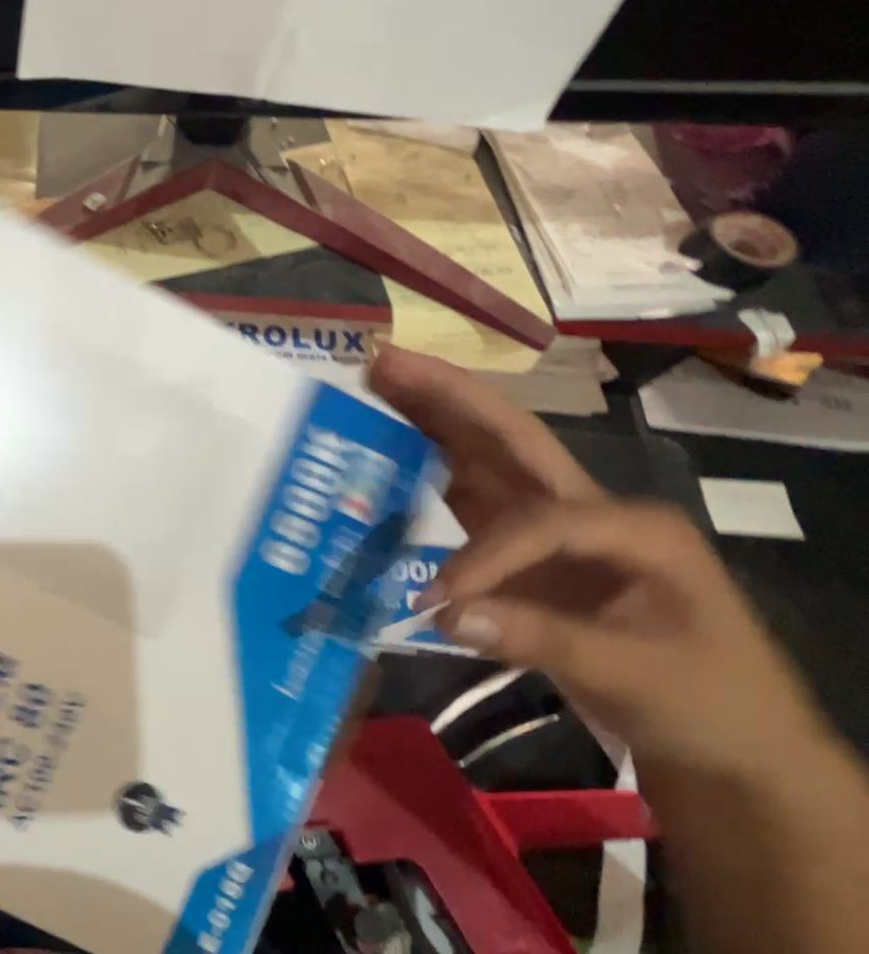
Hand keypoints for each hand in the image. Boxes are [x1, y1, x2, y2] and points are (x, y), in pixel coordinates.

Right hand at [369, 345, 833, 776]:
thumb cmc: (704, 700)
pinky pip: (467, 501)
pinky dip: (423, 473)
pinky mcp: (526, 550)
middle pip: (510, 438)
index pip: (541, 521)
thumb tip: (441, 612)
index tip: (441, 602)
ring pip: (484, 458)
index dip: (484, 554)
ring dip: (429, 421)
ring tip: (375, 388)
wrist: (729, 741)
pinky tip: (385, 455)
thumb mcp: (637, 675)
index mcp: (632, 525)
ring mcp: (553, 524)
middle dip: (446, 398)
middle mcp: (589, 507)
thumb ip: (540, 638)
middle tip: (382, 363)